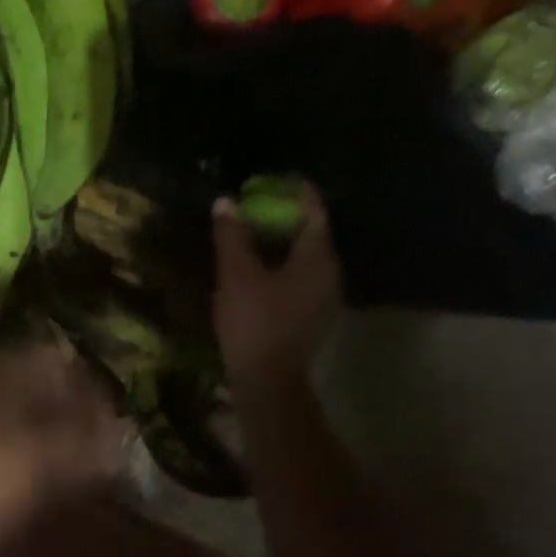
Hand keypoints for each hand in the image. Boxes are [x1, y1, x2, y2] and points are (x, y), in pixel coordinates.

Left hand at [0, 346, 117, 556]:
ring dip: (23, 426)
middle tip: (88, 441)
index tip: (112, 417)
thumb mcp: (27, 465)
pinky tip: (0, 474)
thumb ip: (75, 446)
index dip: (85, 385)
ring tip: (53, 461)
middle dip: (56, 405)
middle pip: (18, 379)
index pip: (49, 358)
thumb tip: (117, 434)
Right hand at [212, 185, 341, 390]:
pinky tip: (256, 263)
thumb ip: (232, 235)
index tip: (276, 178)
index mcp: (317, 258)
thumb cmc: (254, 320)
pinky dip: (280, 261)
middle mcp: (329, 273)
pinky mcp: (310, 313)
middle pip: (312, 233)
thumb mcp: (236, 273)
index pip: (314, 213)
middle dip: (286, 214)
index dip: (297, 192)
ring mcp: (323, 296)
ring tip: (251, 228)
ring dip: (281, 239)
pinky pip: (299, 274)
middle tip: (256, 200)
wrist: (267, 379)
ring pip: (305, 255)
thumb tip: (226, 200)